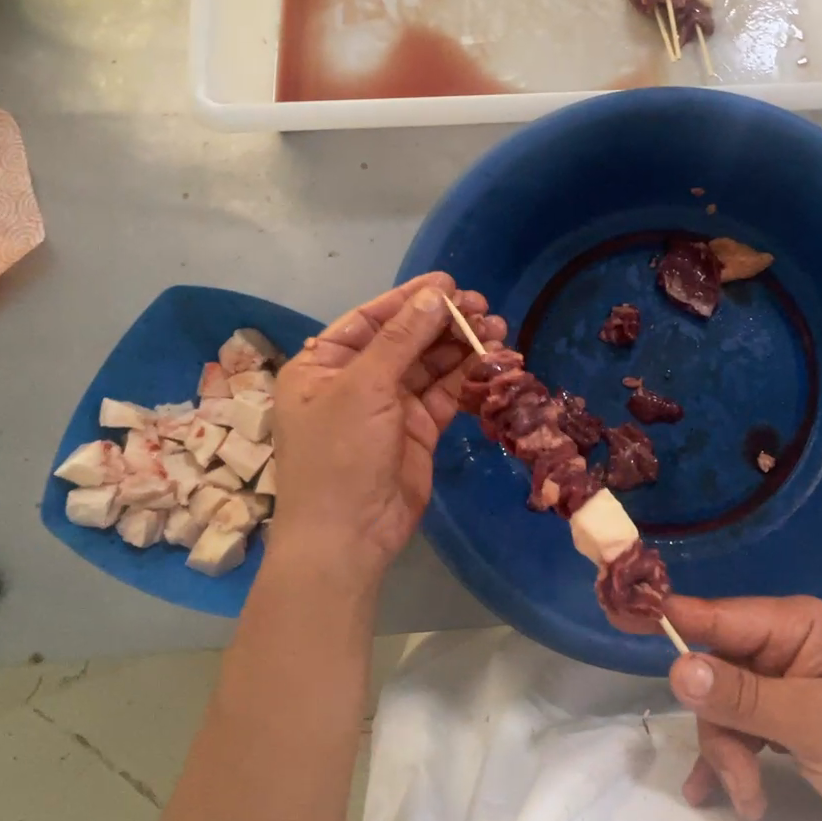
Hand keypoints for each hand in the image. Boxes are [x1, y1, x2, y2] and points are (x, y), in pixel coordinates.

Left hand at [268, 273, 503, 589]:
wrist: (348, 536)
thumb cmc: (339, 454)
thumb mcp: (364, 388)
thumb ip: (402, 338)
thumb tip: (436, 295)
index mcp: (324, 365)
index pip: (371, 319)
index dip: (410, 299)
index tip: (450, 283)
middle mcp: (356, 380)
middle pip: (406, 338)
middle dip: (443, 321)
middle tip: (483, 307)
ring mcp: (389, 406)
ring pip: (431, 364)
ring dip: (461, 345)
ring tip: (497, 328)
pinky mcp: (418, 430)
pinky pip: (445, 393)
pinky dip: (468, 376)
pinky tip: (493, 359)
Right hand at [665, 595, 821, 820]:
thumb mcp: (814, 724)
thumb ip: (743, 696)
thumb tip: (676, 666)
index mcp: (794, 625)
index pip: (717, 615)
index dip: (668, 616)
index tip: (618, 612)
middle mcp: (784, 646)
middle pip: (715, 672)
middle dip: (719, 728)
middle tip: (737, 781)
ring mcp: (784, 684)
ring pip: (724, 709)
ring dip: (730, 757)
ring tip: (751, 800)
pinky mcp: (786, 719)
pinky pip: (740, 731)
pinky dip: (733, 764)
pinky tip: (730, 797)